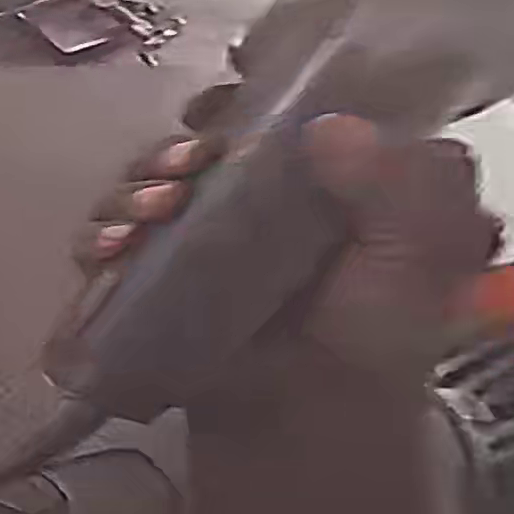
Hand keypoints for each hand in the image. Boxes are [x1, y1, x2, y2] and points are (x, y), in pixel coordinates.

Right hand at [81, 111, 498, 394]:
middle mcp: (220, 205)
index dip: (226, 108)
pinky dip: (93, 238)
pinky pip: (91, 245)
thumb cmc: (369, 328)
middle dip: (169, 152)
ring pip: (125, 194)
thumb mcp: (423, 253)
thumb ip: (404, 187)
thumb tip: (326, 125)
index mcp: (288, 184)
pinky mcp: (127, 277)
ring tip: (154, 210)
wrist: (302, 405)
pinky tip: (114, 246)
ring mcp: (167, 242)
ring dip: (129, 192)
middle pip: (172, 157)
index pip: (244, 128)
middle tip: (188, 163)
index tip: (222, 107)